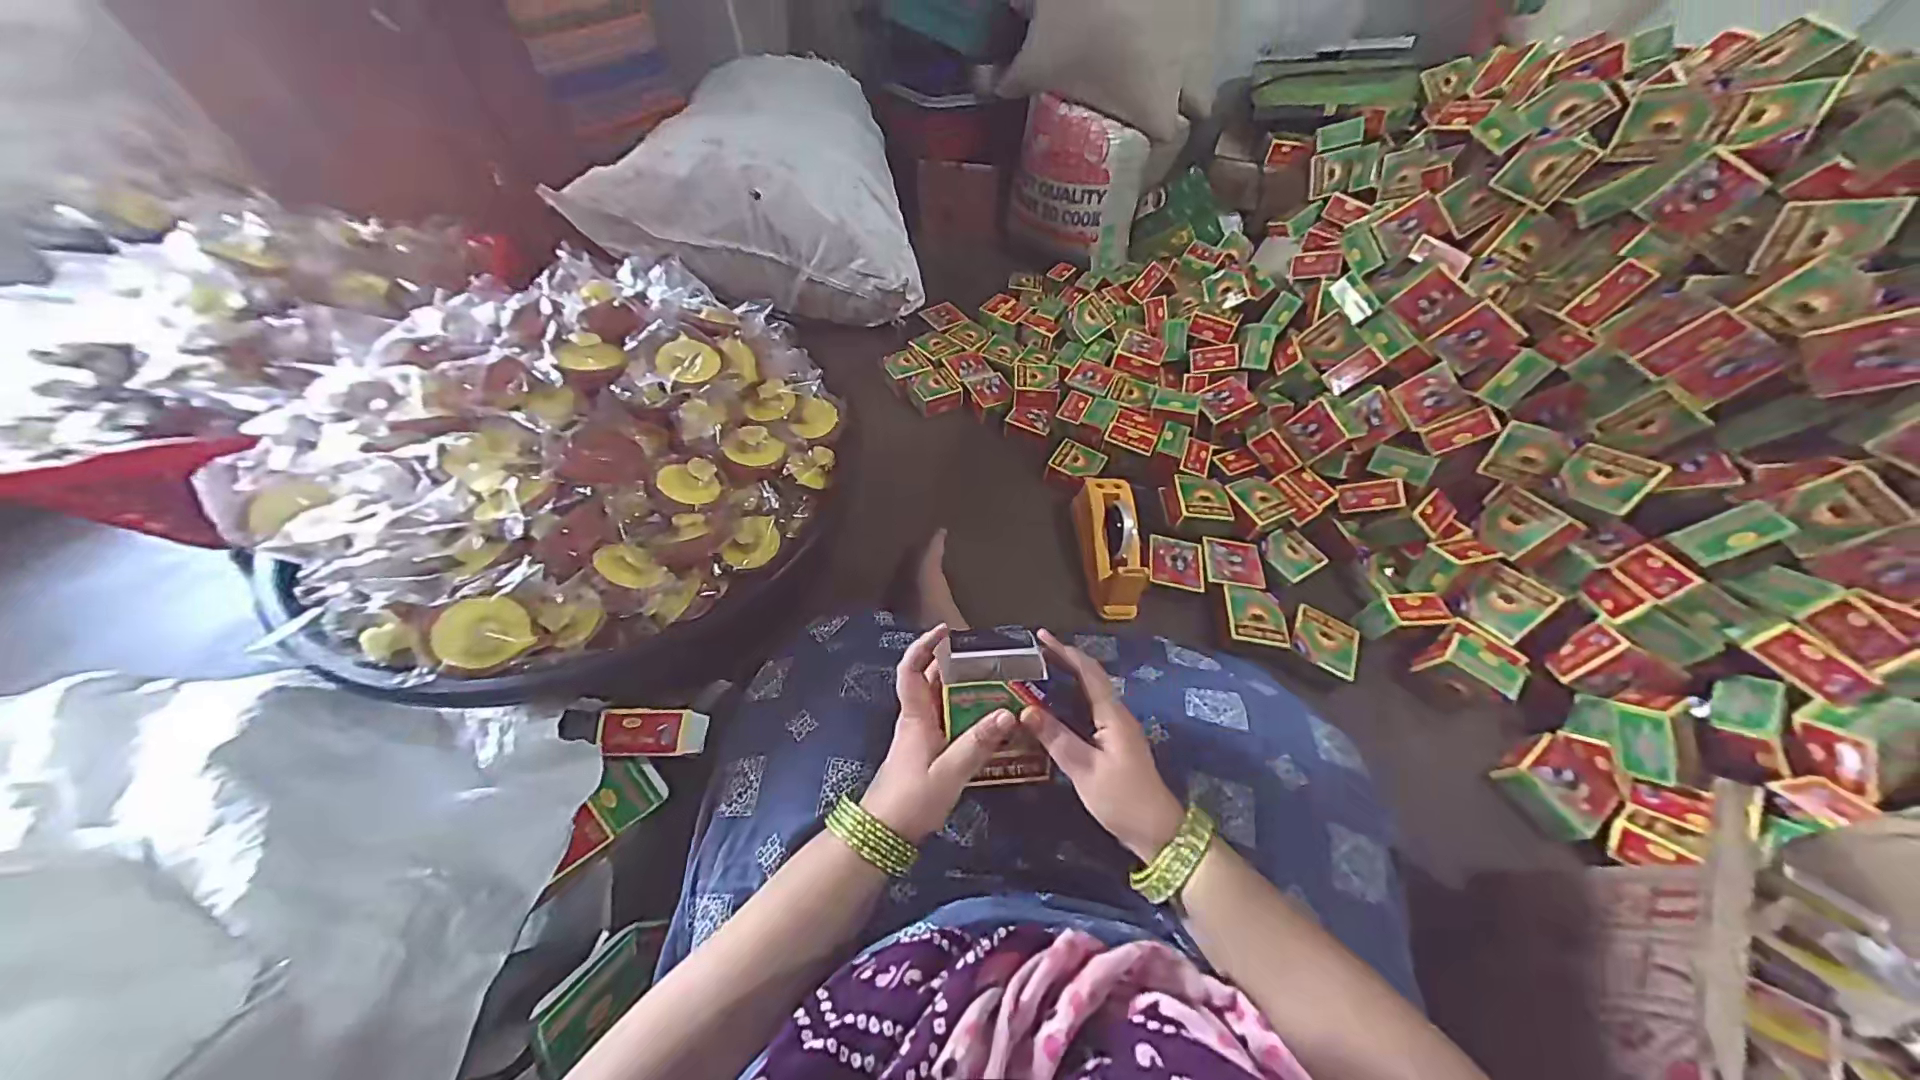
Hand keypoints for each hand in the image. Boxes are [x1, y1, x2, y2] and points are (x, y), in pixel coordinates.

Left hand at [859, 624, 1017, 843]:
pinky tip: (990, 720)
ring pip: (942, 700)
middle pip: (932, 679)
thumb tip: (1008, 712)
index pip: (911, 670)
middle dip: (955, 663)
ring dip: (965, 688)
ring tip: (997, 682)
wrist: (885, 832)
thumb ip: (978, 743)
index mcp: (916, 716)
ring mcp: (922, 734)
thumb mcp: (949, 772)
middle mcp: (917, 718)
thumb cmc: (912, 798)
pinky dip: (968, 713)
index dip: (924, 646)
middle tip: (988, 657)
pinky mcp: (929, 750)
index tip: (945, 631)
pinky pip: (949, 720)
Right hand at [1021, 630, 1185, 861]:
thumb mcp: (1085, 770)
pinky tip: (1057, 704)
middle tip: (1036, 649)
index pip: (1088, 673)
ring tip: (1042, 669)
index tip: (1041, 637)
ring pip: (1092, 692)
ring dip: (1069, 676)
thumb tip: (1025, 709)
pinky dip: (1072, 697)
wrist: (1158, 832)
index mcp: (1112, 715)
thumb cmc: (1122, 799)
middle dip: (1065, 659)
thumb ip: (1056, 738)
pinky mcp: (1116, 741)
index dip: (1065, 652)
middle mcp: (1117, 715)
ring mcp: (1118, 728)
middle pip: (1091, 678)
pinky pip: (1091, 708)